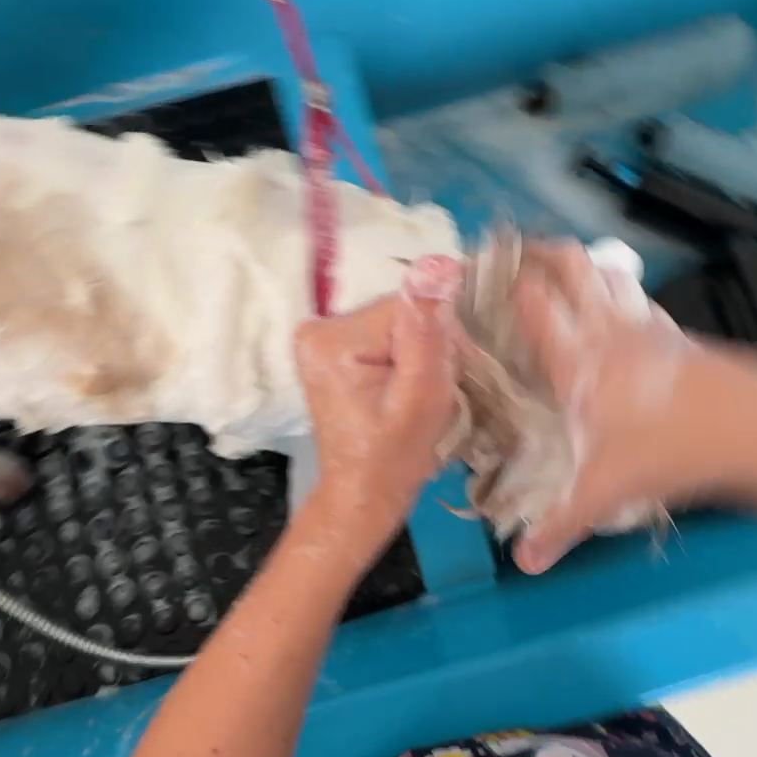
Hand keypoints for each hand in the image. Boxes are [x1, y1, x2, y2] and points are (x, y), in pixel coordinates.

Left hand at [292, 256, 463, 563]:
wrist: (363, 493)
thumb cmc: (394, 456)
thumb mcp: (421, 396)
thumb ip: (426, 331)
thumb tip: (437, 264)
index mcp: (332, 336)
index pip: (411, 307)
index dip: (437, 343)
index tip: (431, 384)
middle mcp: (318, 326)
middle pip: (402, 312)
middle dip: (426, 350)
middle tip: (422, 396)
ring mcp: (320, 337)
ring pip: (399, 324)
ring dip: (417, 357)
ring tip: (410, 398)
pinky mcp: (331, 348)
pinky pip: (386, 336)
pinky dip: (403, 361)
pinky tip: (398, 392)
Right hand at [510, 240, 756, 573]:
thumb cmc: (677, 452)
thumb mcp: (608, 493)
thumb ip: (559, 527)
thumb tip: (522, 564)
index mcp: (582, 359)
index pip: (532, 303)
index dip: (501, 281)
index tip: (472, 271)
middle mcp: (611, 331)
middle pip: (571, 265)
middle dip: (537, 251)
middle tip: (510, 255)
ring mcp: (650, 327)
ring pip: (607, 272)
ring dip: (577, 265)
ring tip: (554, 274)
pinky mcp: (679, 336)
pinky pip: (636, 298)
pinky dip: (614, 292)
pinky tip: (612, 314)